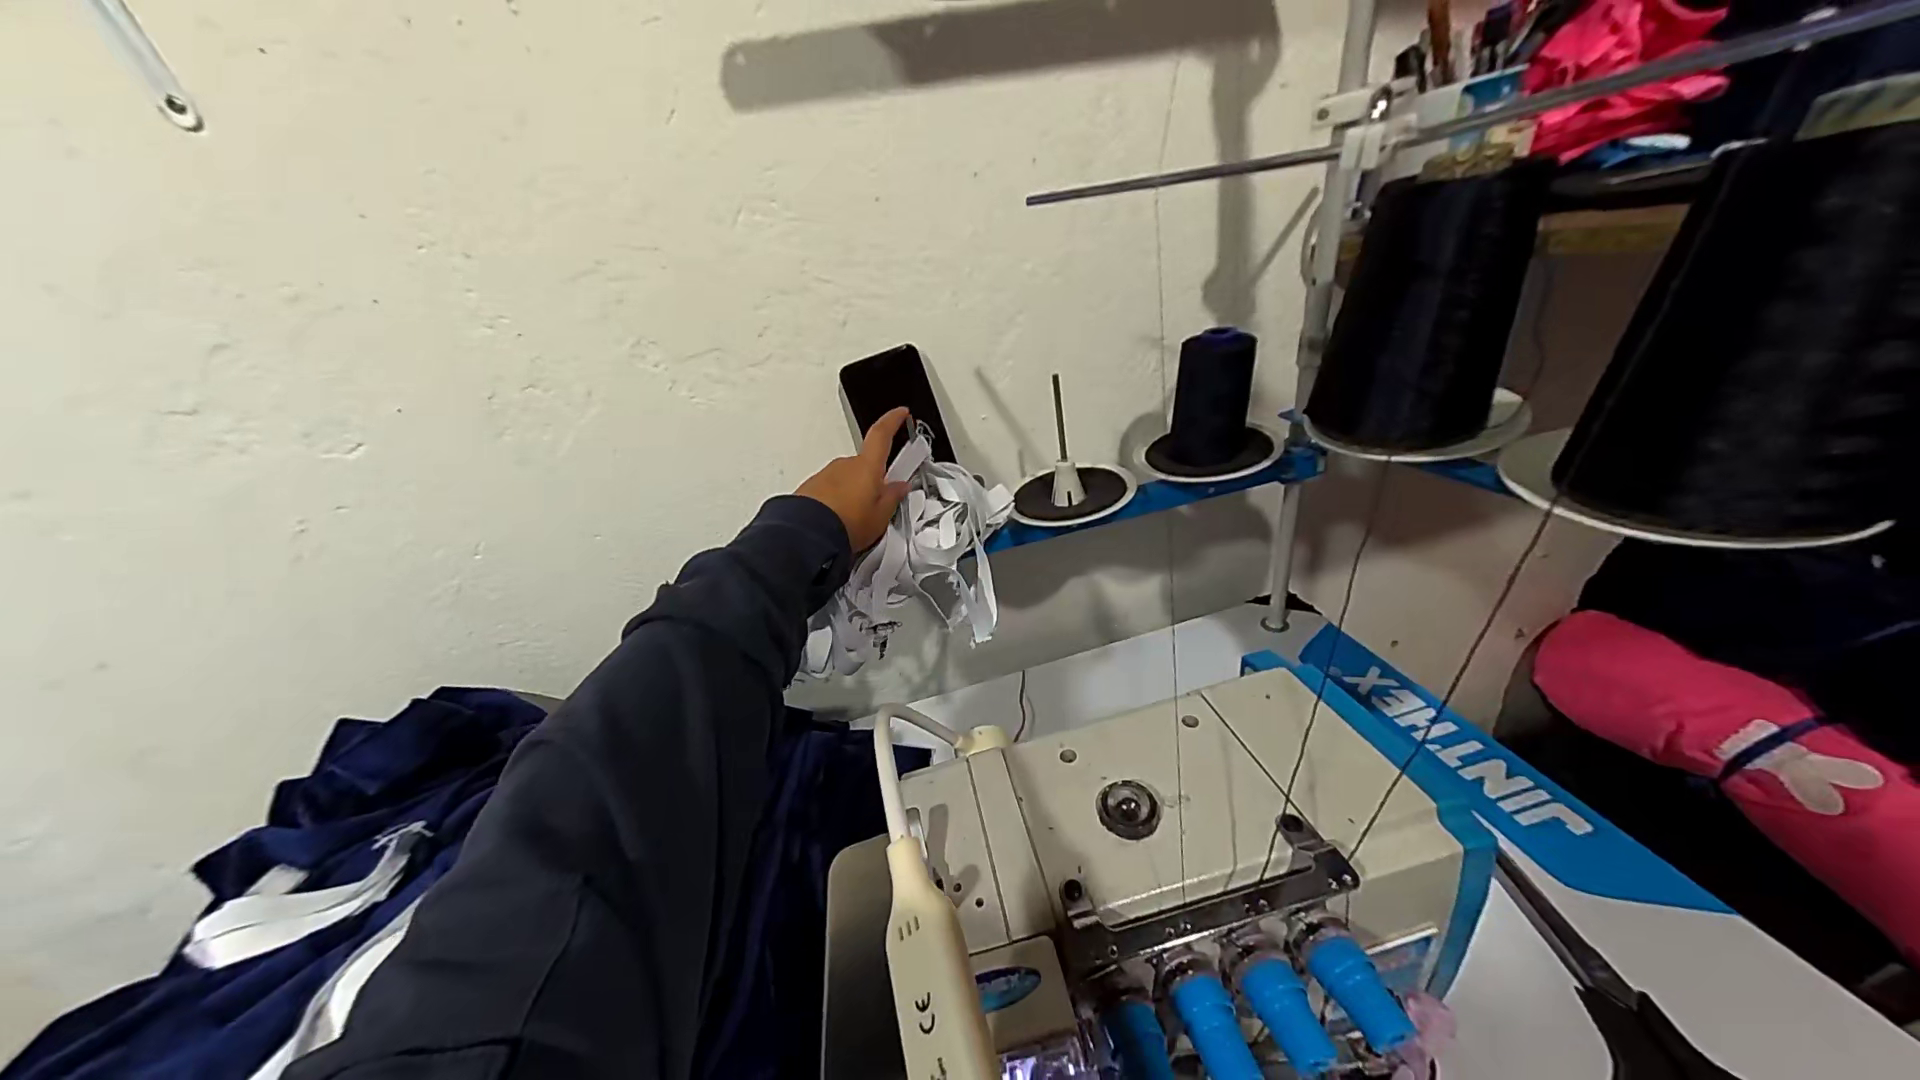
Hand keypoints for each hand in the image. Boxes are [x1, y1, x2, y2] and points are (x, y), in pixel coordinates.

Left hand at [797, 406, 912, 551]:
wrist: (808, 535)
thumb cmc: (845, 523)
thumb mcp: (881, 515)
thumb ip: (893, 497)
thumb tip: (899, 488)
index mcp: (867, 466)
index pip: (881, 434)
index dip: (892, 421)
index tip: (900, 413)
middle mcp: (845, 465)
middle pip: (866, 465)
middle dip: (874, 481)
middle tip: (880, 504)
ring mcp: (826, 475)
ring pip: (848, 480)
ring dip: (855, 494)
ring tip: (859, 521)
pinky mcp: (811, 488)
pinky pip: (831, 490)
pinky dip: (838, 502)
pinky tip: (841, 521)